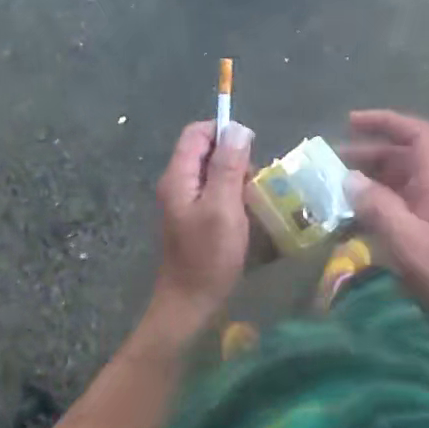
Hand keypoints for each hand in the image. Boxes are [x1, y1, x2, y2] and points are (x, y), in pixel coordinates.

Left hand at [152, 120, 253, 318]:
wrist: (190, 300)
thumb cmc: (209, 255)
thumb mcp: (223, 206)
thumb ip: (227, 165)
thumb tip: (236, 127)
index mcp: (178, 176)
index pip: (196, 133)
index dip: (223, 132)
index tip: (250, 149)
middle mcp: (177, 183)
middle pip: (205, 151)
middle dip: (233, 158)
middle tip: (252, 182)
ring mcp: (184, 201)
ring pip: (213, 173)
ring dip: (235, 179)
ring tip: (251, 201)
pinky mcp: (194, 217)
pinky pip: (214, 193)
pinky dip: (231, 196)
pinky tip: (245, 214)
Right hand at [340, 110, 428, 345]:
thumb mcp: (408, 244)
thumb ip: (376, 207)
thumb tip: (348, 178)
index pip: (419, 135)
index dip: (386, 122)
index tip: (350, 122)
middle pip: (407, 157)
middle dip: (368, 153)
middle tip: (331, 163)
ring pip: (403, 182)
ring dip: (370, 181)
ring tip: (336, 191)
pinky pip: (405, 206)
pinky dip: (379, 205)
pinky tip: (356, 221)